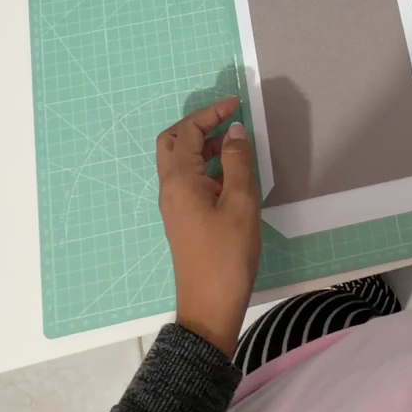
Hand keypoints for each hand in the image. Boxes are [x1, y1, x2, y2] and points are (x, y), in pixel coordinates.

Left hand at [156, 96, 260, 355]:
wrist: (209, 307)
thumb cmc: (227, 254)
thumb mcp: (240, 202)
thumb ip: (238, 161)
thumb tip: (235, 130)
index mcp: (180, 179)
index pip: (190, 131)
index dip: (213, 113)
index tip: (237, 104)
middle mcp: (170, 187)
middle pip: (175, 141)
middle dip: (200, 125)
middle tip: (228, 121)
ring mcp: (174, 204)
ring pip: (181, 161)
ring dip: (204, 145)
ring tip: (236, 145)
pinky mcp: (182, 218)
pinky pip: (189, 178)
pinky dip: (206, 165)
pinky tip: (231, 174)